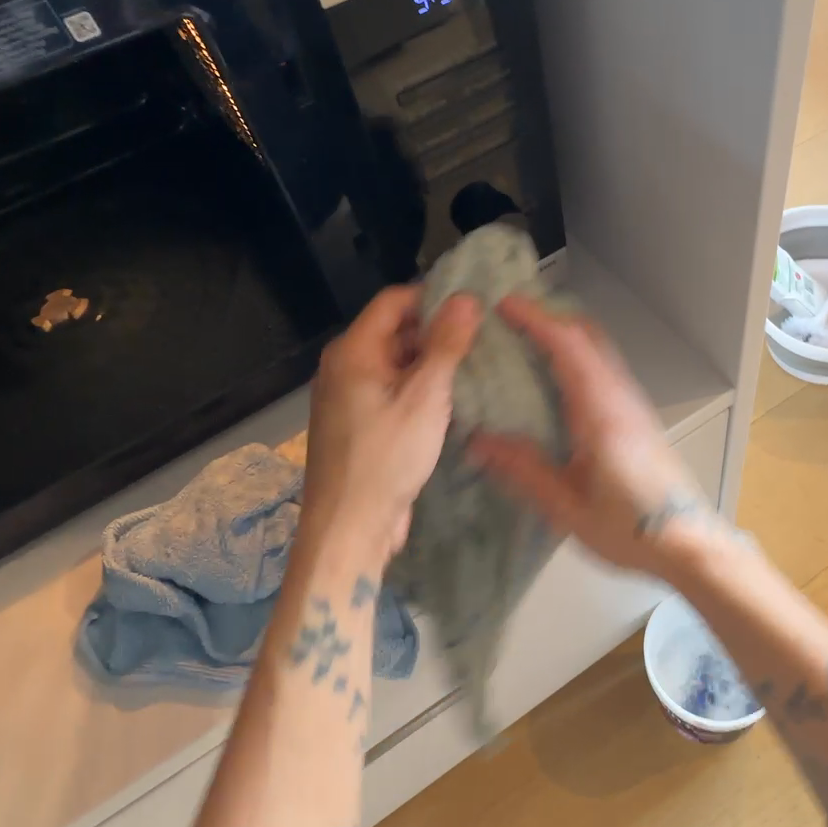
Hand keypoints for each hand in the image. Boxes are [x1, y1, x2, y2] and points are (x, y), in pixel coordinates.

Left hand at [301, 285, 480, 570]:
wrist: (349, 528)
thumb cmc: (386, 458)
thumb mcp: (425, 398)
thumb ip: (446, 345)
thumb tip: (466, 298)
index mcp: (352, 351)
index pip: (394, 300)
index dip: (433, 299)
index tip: (474, 311)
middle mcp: (344, 367)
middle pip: (395, 331)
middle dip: (437, 334)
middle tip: (483, 343)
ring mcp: (349, 397)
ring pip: (397, 364)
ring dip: (431, 366)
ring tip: (476, 371)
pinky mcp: (358, 425)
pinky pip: (392, 393)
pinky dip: (419, 392)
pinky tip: (453, 403)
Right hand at [468, 295, 724, 576]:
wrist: (691, 545)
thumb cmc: (631, 529)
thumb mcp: (568, 508)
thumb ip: (524, 470)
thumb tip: (476, 440)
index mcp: (601, 412)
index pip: (569, 346)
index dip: (536, 319)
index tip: (502, 305)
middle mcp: (620, 397)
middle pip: (587, 335)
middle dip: (548, 318)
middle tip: (506, 321)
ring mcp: (633, 403)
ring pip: (598, 349)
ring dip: (563, 335)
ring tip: (521, 344)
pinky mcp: (637, 416)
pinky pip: (603, 368)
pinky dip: (574, 355)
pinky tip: (551, 380)